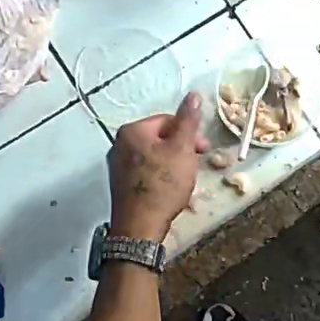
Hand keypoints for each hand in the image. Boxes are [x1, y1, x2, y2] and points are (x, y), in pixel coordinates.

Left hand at [107, 93, 209, 242]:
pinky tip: (169, 190)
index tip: (203, 150)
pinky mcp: (120, 184)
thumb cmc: (162, 184)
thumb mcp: (181, 149)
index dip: (188, 134)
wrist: (140, 226)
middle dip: (180, 149)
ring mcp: (117, 166)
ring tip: (183, 179)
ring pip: (152, 156)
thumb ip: (188, 120)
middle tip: (195, 165)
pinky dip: (159, 176)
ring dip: (171, 163)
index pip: (166, 120)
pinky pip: (144, 172)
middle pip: (158, 138)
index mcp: (132, 131)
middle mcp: (119, 144)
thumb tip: (192, 94)